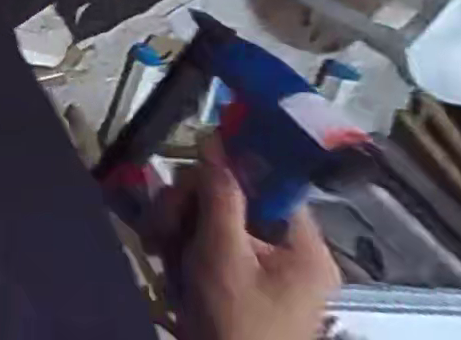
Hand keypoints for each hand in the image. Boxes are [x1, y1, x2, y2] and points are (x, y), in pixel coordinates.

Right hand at [174, 137, 340, 339]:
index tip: (197, 156)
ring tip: (158, 246)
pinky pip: (205, 241)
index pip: (270, 179)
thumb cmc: (234, 328)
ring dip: (178, 223)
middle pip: (233, 195)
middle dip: (190, 203)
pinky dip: (181, 244)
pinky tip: (163, 256)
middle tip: (164, 222)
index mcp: (302, 246)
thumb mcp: (222, 255)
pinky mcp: (236, 279)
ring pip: (212, 215)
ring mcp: (260, 266)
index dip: (233, 162)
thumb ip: (219, 194)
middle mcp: (287, 250)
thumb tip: (215, 139)